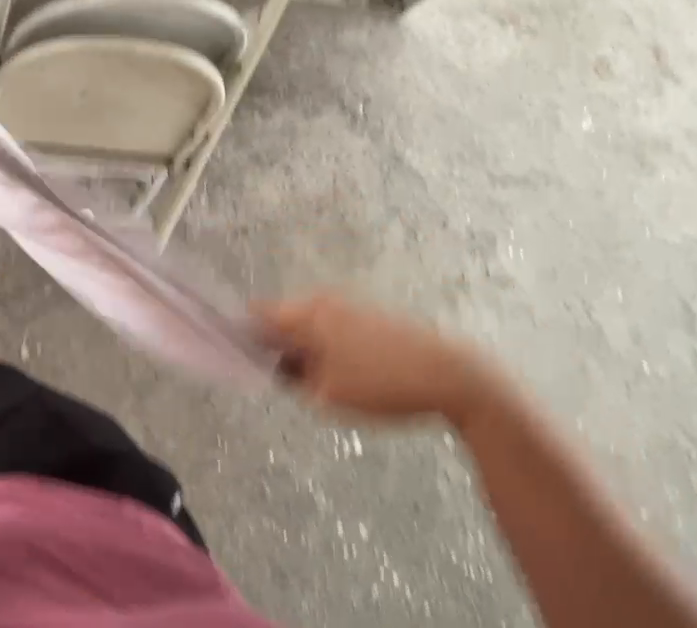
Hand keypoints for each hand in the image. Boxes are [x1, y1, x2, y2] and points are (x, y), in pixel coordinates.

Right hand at [252, 291, 501, 427]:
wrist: (457, 379)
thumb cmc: (384, 385)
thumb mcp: (329, 394)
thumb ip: (292, 378)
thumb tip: (273, 368)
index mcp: (308, 313)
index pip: (257, 315)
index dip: (243, 337)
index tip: (239, 361)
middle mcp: (325, 301)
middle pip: (284, 320)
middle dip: (277, 348)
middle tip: (283, 382)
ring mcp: (352, 307)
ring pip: (311, 327)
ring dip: (305, 351)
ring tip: (317, 385)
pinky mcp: (373, 319)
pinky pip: (335, 331)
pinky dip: (329, 350)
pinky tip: (346, 377)